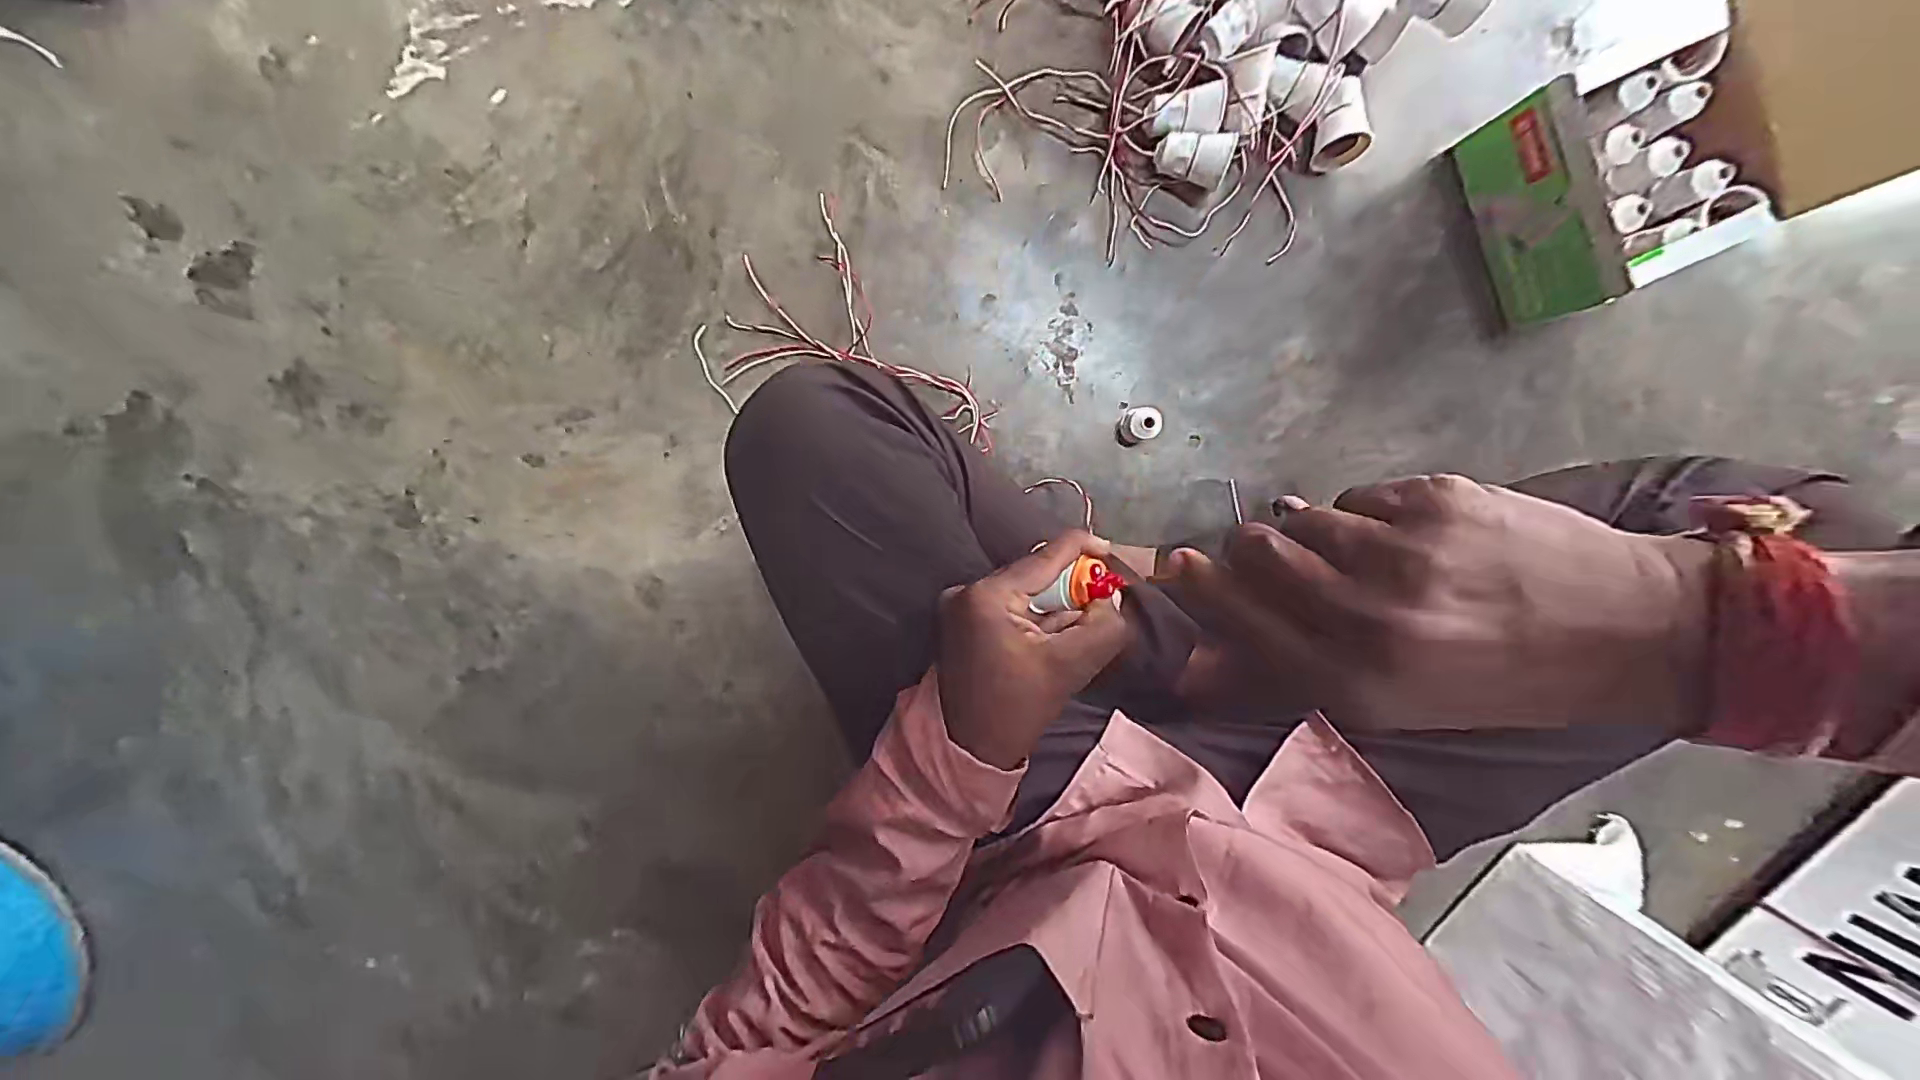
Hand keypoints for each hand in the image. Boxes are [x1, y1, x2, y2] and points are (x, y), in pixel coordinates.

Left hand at [938, 531, 1133, 768]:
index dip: (1081, 548)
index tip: (1110, 548)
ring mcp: (958, 607)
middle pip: (1033, 576)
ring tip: (1080, 621)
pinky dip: (1035, 616)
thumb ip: (1102, 626)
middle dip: (1070, 586)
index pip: (1043, 558)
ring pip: (1023, 592)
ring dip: (1054, 605)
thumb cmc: (1017, 709)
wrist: (968, 748)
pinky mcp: (961, 623)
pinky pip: (1009, 607)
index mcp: (985, 595)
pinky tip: (1053, 635)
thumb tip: (1111, 596)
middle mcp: (965, 592)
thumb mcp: (1070, 666)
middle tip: (1102, 596)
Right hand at [1165, 475, 1714, 733]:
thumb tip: (1191, 665)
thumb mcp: (1381, 702)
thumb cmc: (1489, 680)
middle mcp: (1367, 616)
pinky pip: (1358, 496)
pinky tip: (1411, 535)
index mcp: (1351, 677)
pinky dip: (1369, 514)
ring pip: (1304, 516)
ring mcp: (1403, 551)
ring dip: (1317, 531)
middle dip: (1256, 548)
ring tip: (1363, 551)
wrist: (1630, 631)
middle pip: (1258, 548)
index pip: (1237, 614)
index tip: (1178, 562)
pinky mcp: (1437, 499)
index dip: (1201, 583)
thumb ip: (1282, 676)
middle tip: (1278, 553)